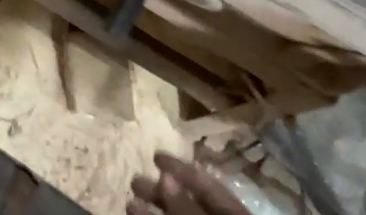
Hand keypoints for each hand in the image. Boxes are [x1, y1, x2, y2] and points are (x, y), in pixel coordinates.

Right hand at [128, 153, 250, 214]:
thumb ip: (188, 205)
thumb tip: (163, 174)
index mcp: (235, 210)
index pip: (208, 183)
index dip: (181, 167)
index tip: (154, 155)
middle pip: (189, 200)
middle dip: (161, 189)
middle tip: (135, 181)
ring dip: (152, 208)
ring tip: (129, 202)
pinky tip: (133, 212)